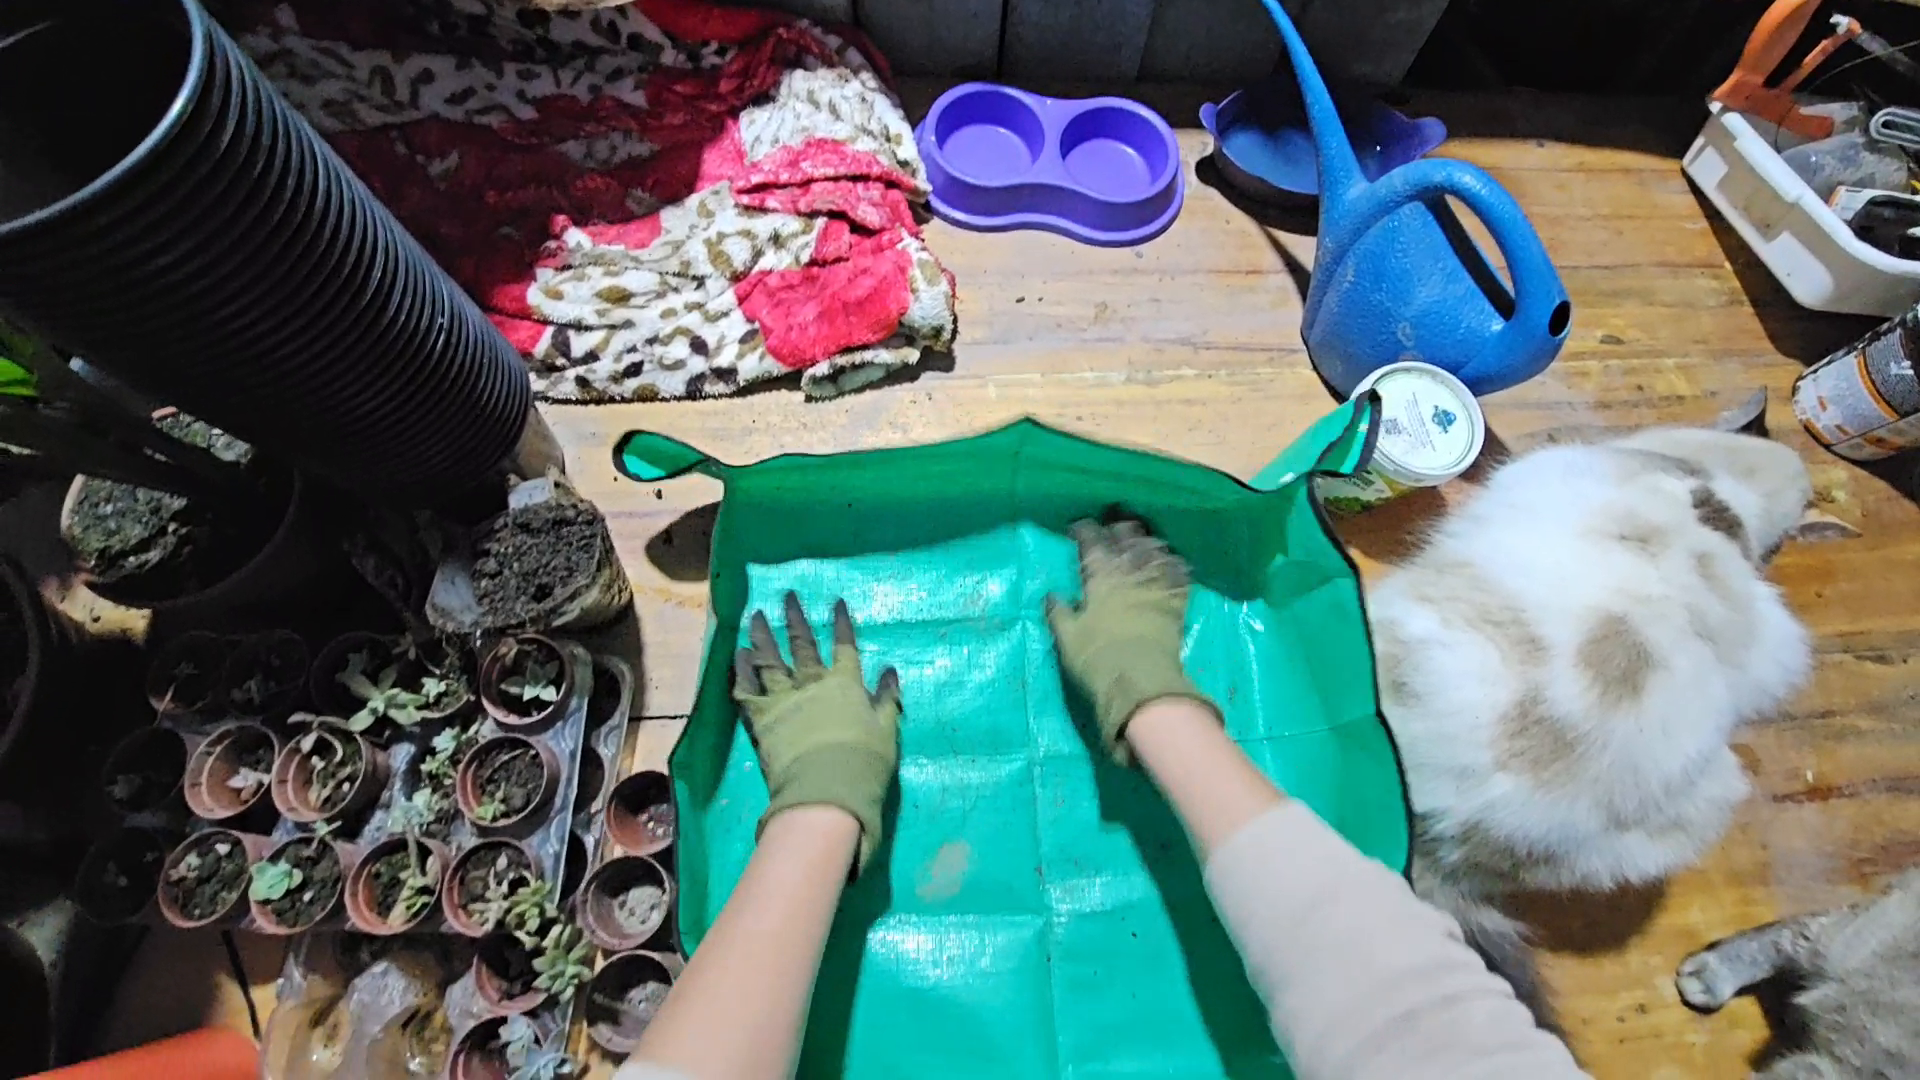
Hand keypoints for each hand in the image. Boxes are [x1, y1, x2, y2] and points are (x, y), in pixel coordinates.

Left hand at [734, 593, 901, 873]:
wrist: (827, 790)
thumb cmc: (864, 762)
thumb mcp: (886, 729)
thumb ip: (886, 699)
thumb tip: (889, 671)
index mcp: (846, 684)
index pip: (845, 645)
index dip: (841, 623)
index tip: (835, 602)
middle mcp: (813, 683)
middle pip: (803, 644)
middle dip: (796, 618)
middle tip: (787, 596)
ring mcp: (783, 698)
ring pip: (770, 659)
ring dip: (763, 635)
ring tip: (757, 615)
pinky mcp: (760, 718)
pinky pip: (747, 688)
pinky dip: (741, 670)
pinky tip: (737, 653)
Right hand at [1047, 519, 1217, 763]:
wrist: (1139, 680)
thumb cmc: (1096, 658)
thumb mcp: (1066, 636)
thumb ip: (1059, 612)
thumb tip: (1051, 595)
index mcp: (1099, 577)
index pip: (1091, 542)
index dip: (1084, 530)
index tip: (1078, 526)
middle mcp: (1129, 573)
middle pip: (1126, 539)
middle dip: (1119, 527)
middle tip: (1115, 522)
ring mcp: (1156, 585)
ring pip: (1154, 551)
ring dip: (1148, 540)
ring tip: (1144, 535)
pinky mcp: (1177, 602)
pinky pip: (1180, 574)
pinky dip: (1176, 564)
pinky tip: (1175, 559)